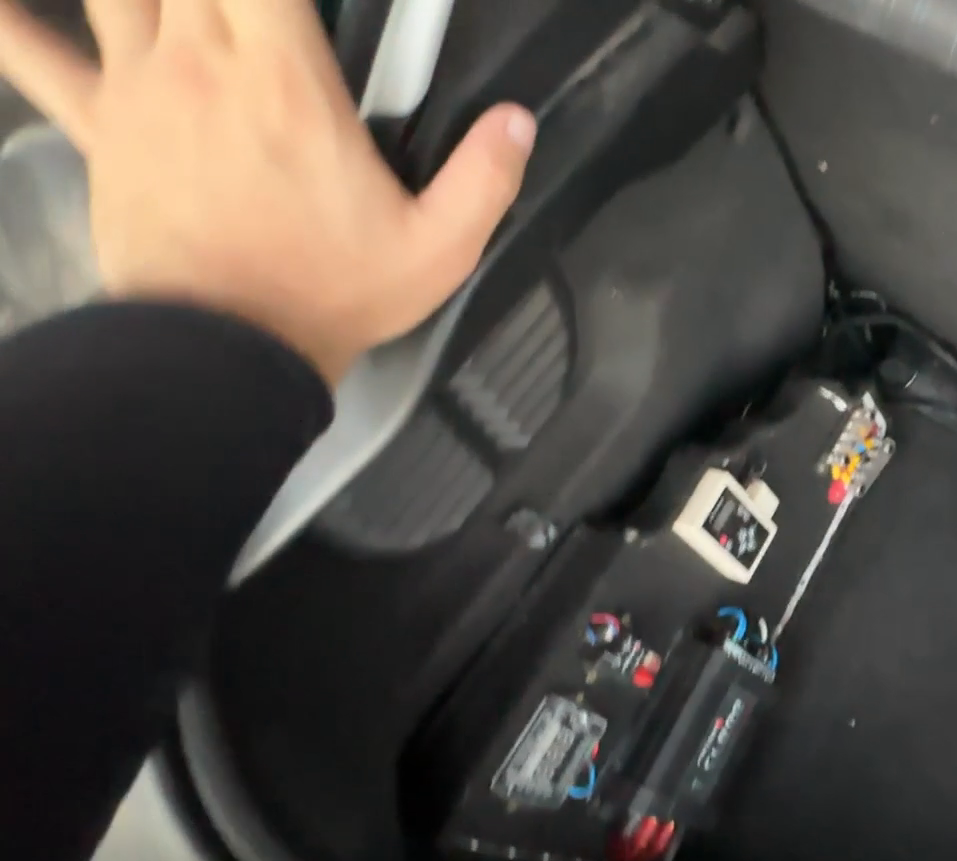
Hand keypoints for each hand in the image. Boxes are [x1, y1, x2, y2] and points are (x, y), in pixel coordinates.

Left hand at [0, 0, 534, 383]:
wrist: (233, 341)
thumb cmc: (336, 290)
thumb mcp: (442, 246)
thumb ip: (484, 178)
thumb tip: (516, 124)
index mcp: (288, 85)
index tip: (315, 5)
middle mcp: (202, 67)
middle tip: (262, 11)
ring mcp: (139, 89)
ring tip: (195, 9)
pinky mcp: (100, 126)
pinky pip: (30, 52)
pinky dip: (14, 23)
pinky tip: (13, 10)